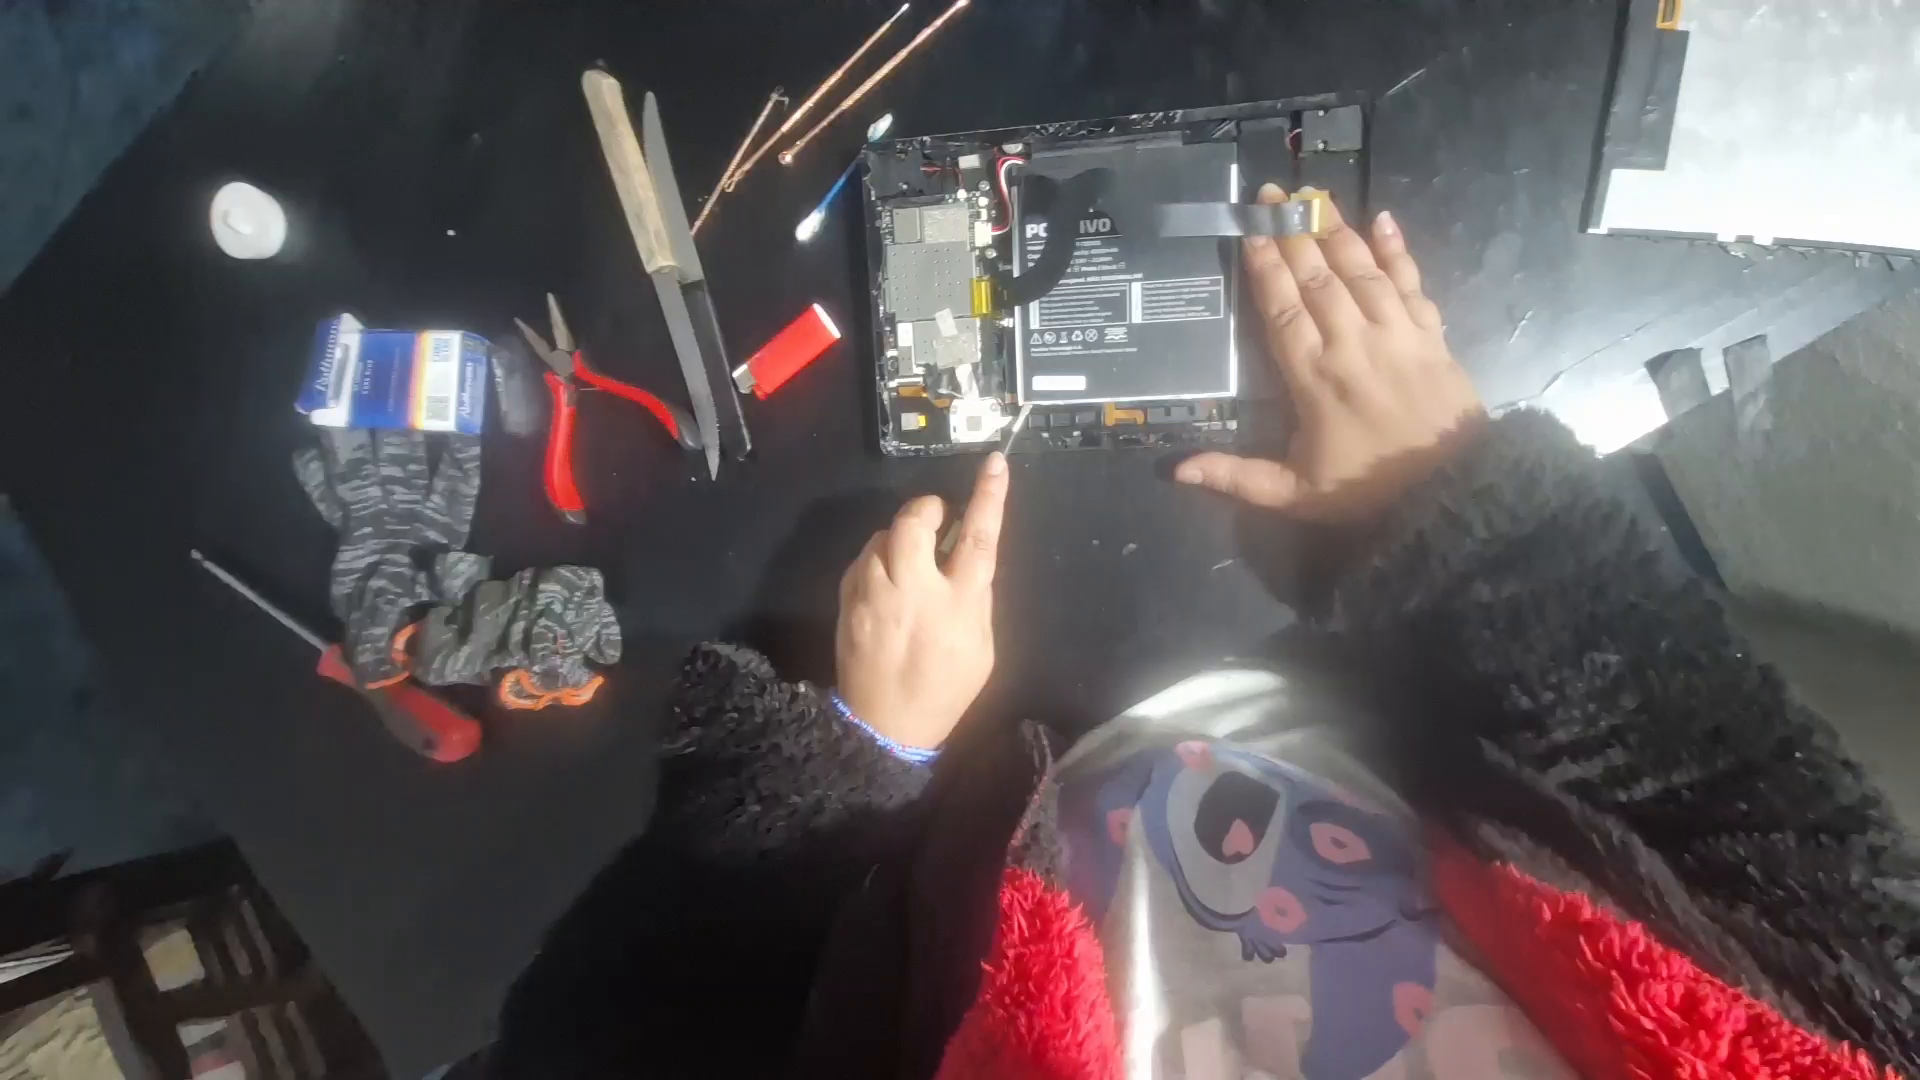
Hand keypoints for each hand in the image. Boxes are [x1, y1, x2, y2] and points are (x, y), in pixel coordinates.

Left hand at [836, 452, 1009, 749]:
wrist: (884, 726)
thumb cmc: (944, 688)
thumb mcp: (982, 647)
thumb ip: (976, 596)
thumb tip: (968, 559)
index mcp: (956, 603)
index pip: (978, 537)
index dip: (988, 497)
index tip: (994, 464)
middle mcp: (912, 590)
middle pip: (915, 522)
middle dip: (926, 508)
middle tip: (936, 518)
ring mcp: (873, 593)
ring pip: (883, 536)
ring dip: (900, 536)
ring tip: (910, 561)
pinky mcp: (847, 599)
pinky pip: (863, 557)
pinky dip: (878, 557)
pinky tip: (887, 580)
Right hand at [1176, 185, 1484, 522]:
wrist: (1453, 492)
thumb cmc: (1364, 489)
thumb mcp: (1291, 493)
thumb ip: (1234, 476)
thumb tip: (1177, 469)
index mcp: (1315, 378)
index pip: (1284, 311)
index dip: (1266, 268)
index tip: (1251, 231)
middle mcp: (1354, 344)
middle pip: (1320, 279)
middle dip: (1294, 233)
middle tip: (1274, 195)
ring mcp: (1397, 334)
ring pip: (1362, 271)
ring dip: (1336, 230)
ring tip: (1315, 196)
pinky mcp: (1431, 336)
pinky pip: (1412, 283)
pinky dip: (1398, 250)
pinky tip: (1383, 219)